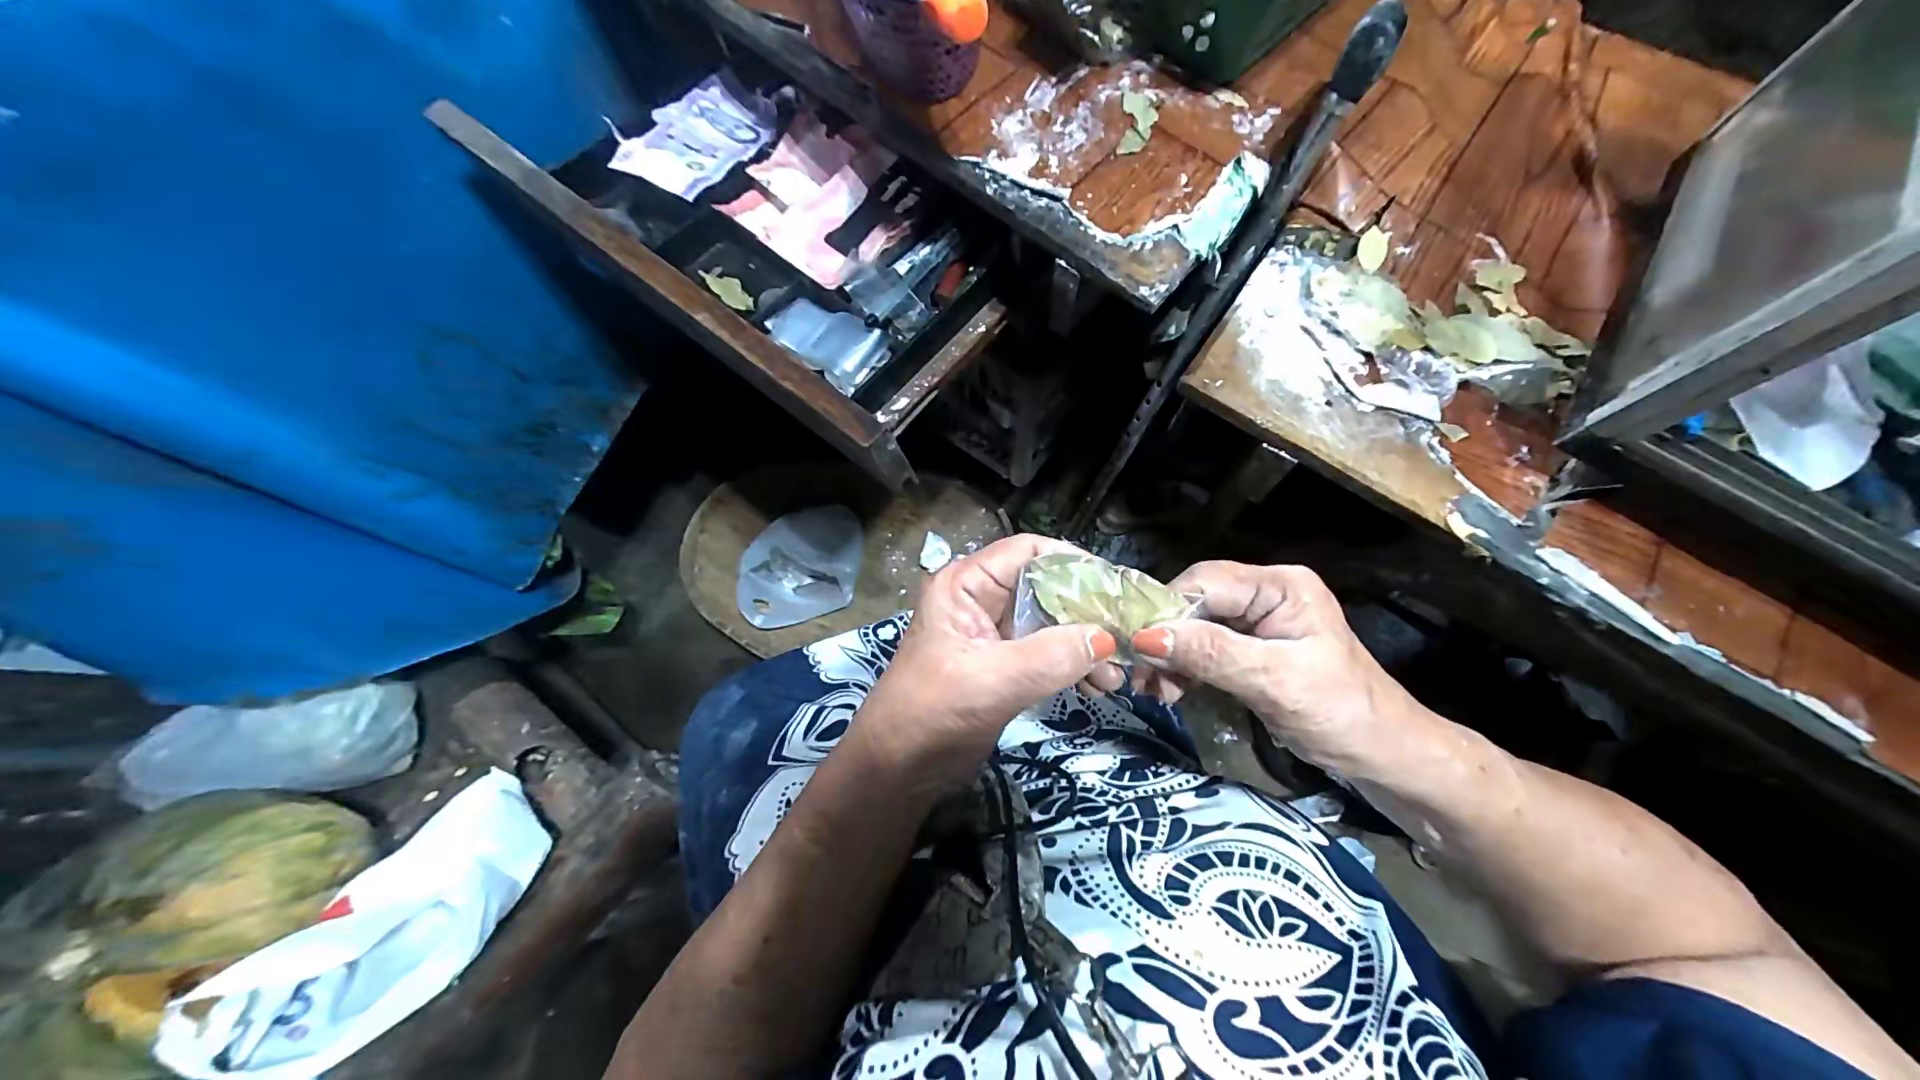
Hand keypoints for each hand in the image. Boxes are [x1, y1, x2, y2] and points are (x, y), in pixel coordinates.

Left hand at [853, 534, 1118, 791]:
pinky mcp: (1002, 667)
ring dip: (1084, 644)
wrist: (897, 770)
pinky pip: (1047, 654)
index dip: (1074, 563)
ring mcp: (992, 635)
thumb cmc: (933, 713)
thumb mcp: (993, 680)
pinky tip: (1098, 686)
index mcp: (966, 586)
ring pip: (1050, 623)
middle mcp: (980, 601)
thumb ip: (1051, 655)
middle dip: (1087, 611)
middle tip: (1128, 635)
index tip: (1116, 588)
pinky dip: (1072, 666)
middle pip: (1046, 587)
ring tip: (1116, 675)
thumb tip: (1107, 637)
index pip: (1028, 552)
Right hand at [1129, 561, 1425, 775]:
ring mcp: (1257, 623)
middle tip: (1143, 676)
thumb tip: (1145, 637)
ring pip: (1193, 628)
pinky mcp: (1250, 650)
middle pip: (1194, 603)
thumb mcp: (1274, 682)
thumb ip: (1210, 654)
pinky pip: (1203, 650)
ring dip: (1170, 658)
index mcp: (1280, 586)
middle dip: (1165, 639)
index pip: (1205, 583)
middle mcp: (1264, 595)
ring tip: (1157, 691)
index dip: (1165, 611)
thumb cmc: (1341, 713)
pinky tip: (1172, 691)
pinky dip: (1184, 670)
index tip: (1135, 647)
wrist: (1384, 758)